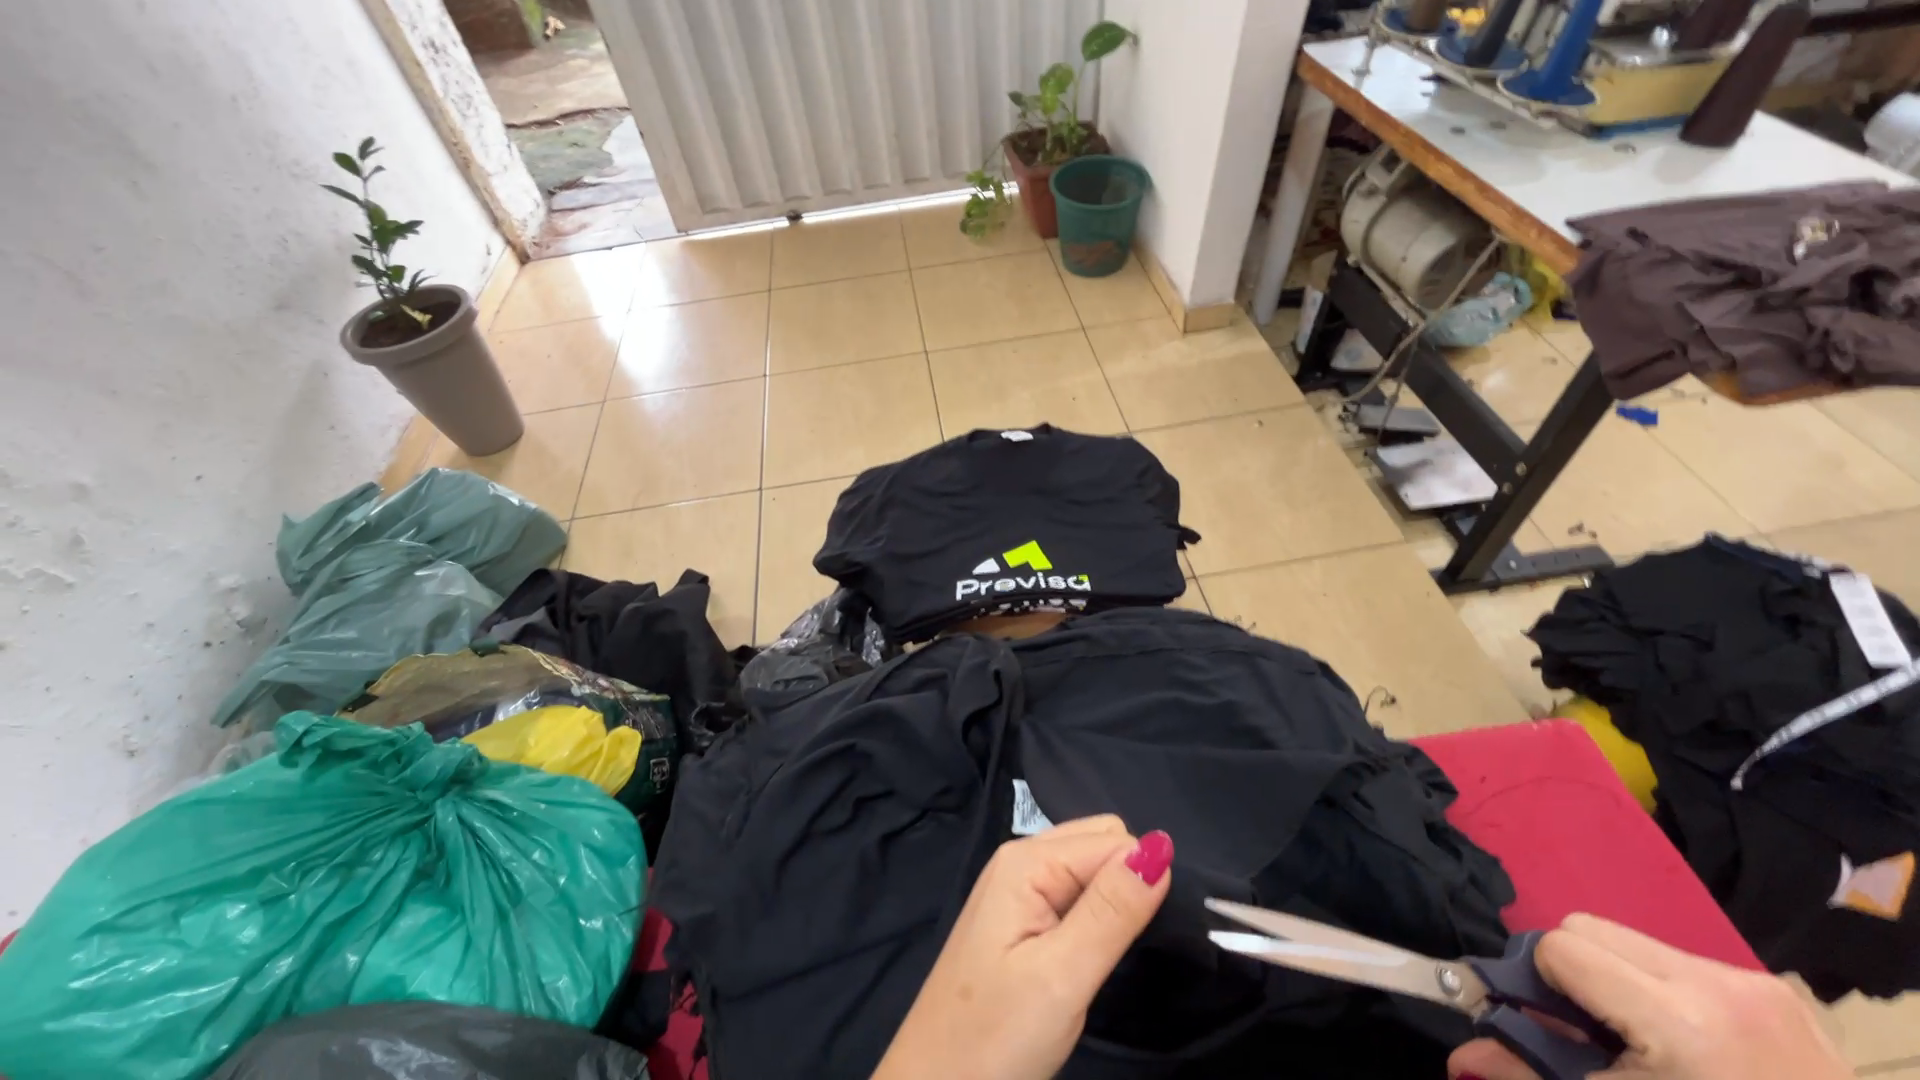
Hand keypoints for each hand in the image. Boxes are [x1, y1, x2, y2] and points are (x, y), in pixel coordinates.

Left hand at [871, 816, 1173, 1079]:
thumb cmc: (994, 1035)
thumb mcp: (1061, 976)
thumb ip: (1112, 910)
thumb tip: (1163, 845)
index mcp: (1027, 860)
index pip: (1114, 839)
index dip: (1140, 881)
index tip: (1140, 936)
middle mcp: (1021, 860)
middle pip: (1103, 843)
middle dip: (1128, 884)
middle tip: (1115, 948)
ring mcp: (1019, 889)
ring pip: (1093, 868)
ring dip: (1114, 902)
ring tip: (1101, 956)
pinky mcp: (1022, 919)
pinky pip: (1076, 894)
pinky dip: (1096, 916)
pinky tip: (1087, 955)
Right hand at [1448, 914, 1852, 1079]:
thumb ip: (1527, 1072)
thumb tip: (1459, 1055)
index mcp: (1676, 1020)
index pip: (1562, 947)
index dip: (1543, 984)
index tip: (1555, 1027)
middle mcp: (1714, 983)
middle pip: (1589, 927)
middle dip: (1574, 971)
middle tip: (1590, 1029)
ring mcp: (1752, 982)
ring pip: (1632, 940)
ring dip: (1618, 978)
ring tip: (1644, 1039)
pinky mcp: (1776, 989)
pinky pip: (1682, 960)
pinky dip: (1664, 991)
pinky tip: (1691, 1043)